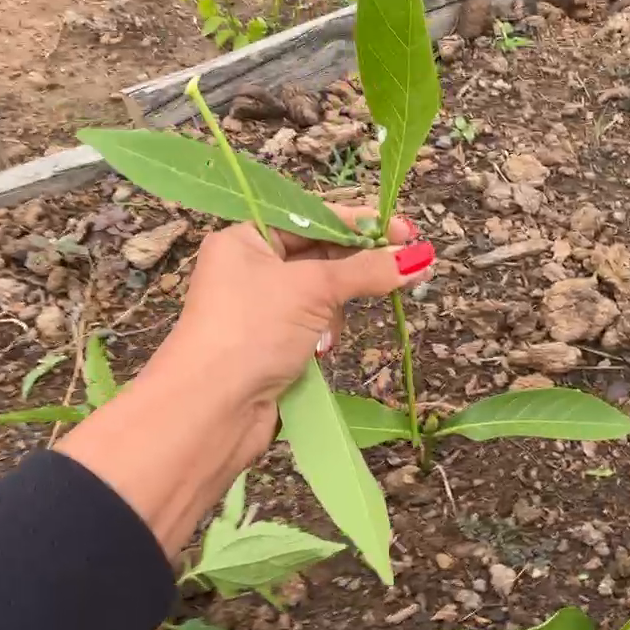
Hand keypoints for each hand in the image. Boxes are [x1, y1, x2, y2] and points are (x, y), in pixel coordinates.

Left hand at [57, 208, 433, 555]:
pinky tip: (325, 347)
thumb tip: (419, 257)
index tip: (405, 231)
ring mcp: (261, 309)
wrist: (211, 411)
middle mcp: (250, 268)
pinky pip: (314, 324)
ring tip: (341, 322)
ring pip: (321, 292)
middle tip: (409, 266)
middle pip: (320, 253)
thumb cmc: (252, 332)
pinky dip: (326, 331)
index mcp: (246, 239)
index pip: (313, 218)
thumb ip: (367, 270)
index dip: (360, 223)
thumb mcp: (313, 289)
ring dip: (339, 304)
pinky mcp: (273, 344)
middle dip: (359, 264)